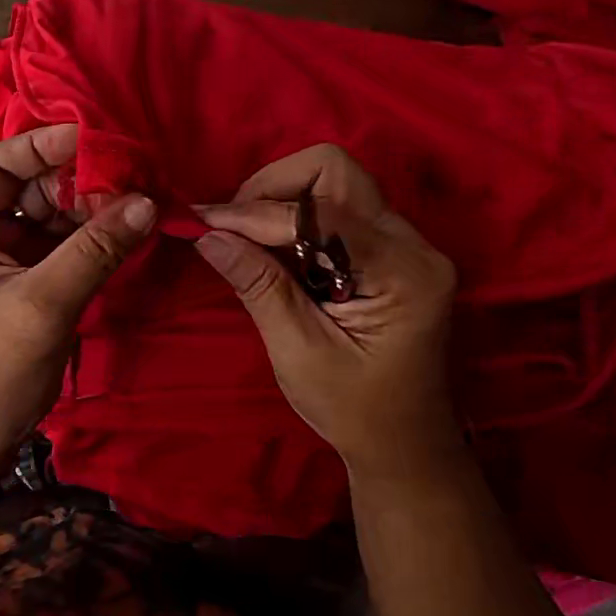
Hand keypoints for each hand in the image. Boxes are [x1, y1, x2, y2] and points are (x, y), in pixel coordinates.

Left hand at [0, 124, 156, 490]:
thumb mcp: (42, 305)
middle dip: (78, 179)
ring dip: (94, 206)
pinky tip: (129, 226)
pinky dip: (98, 235)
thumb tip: (147, 201)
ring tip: (139, 198)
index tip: (92, 136)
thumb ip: (94, 251)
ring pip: (56, 214)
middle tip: (130, 175)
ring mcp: (14, 259)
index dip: (41, 146)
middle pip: (33, 187)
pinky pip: (70, 244)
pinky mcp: (39, 281)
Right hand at [193, 144, 459, 476]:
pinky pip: (335, 206)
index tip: (203, 223)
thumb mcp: (299, 352)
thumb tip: (208, 235)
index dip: (255, 213)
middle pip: (336, 171)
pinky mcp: (388, 249)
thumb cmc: (354, 409)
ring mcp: (405, 243)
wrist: (404, 444)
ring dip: (280, 198)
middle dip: (272, 187)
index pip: (320, 214)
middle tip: (232, 225)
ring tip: (245, 237)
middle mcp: (413, 245)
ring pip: (334, 181)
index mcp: (401, 274)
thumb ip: (258, 286)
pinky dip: (292, 215)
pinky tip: (269, 246)